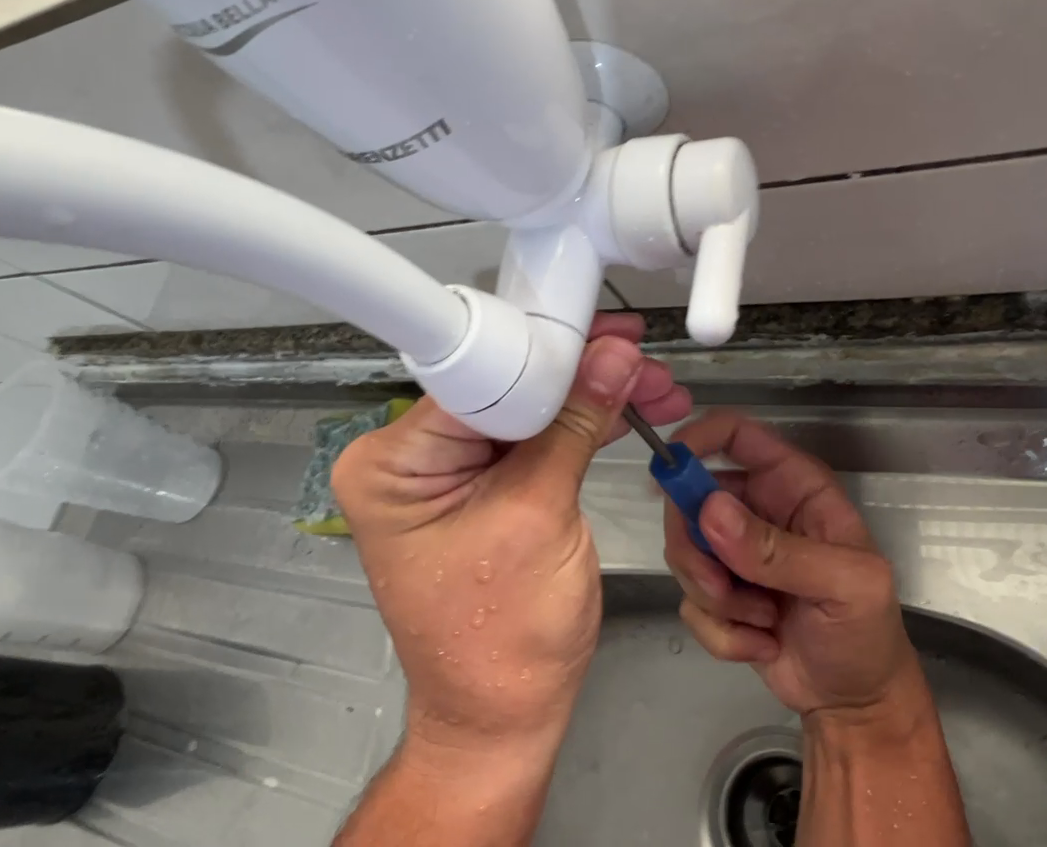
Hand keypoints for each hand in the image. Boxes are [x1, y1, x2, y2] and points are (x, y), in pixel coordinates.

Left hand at [334, 314, 690, 758]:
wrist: (503, 716)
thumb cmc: (501, 641)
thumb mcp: (538, 518)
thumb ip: (574, 426)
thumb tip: (612, 356)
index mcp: (393, 463)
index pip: (472, 377)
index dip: (542, 353)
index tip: (599, 331)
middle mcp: (412, 458)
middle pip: (503, 385)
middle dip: (576, 371)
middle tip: (636, 352)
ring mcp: (450, 472)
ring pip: (529, 409)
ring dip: (590, 397)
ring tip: (652, 382)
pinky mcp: (486, 486)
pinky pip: (536, 438)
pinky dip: (581, 425)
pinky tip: (626, 407)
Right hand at [663, 411, 924, 718]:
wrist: (856, 702)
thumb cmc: (867, 632)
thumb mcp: (844, 586)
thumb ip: (780, 550)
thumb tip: (710, 511)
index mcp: (793, 485)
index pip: (736, 435)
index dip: (697, 440)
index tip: (668, 473)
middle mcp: (757, 509)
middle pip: (690, 497)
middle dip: (696, 547)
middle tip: (722, 587)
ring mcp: (733, 552)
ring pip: (683, 552)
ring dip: (716, 597)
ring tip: (762, 620)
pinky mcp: (718, 594)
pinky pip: (689, 601)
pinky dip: (722, 631)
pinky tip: (762, 643)